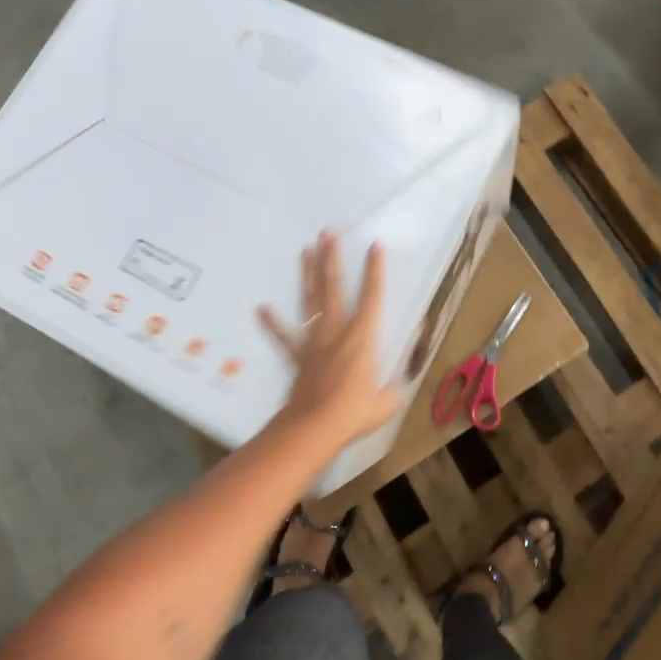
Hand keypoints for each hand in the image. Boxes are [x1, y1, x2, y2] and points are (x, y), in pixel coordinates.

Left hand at [257, 232, 401, 445]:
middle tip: (327, 233)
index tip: (374, 245)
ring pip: (310, 301)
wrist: (316, 426)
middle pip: (334, 287)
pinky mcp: (297, 355)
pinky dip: (272, 323)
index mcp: (363, 336)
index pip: (372, 296)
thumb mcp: (387, 401)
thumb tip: (399, 383)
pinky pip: (284, 337)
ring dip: (307, 274)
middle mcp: (338, 330)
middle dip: (331, 258)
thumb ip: (393, 388)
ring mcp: (314, 341)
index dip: (375, 270)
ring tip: (305, 250)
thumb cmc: (355, 412)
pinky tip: (261, 308)